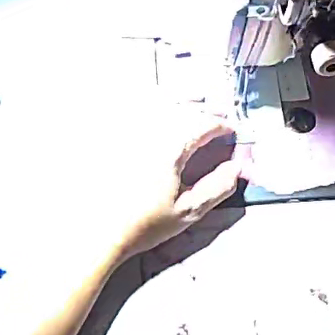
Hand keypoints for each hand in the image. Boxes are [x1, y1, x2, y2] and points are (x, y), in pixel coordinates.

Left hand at [62, 109, 245, 265]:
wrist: (99, 232)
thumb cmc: (144, 224)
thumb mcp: (189, 211)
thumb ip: (217, 186)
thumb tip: (235, 167)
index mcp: (170, 147)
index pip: (204, 123)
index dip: (222, 126)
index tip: (231, 133)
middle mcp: (148, 131)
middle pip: (182, 106)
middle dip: (203, 109)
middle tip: (216, 118)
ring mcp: (127, 131)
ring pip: (157, 102)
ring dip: (179, 102)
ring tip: (192, 106)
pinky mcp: (110, 137)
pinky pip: (131, 109)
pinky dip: (149, 103)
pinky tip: (158, 109)